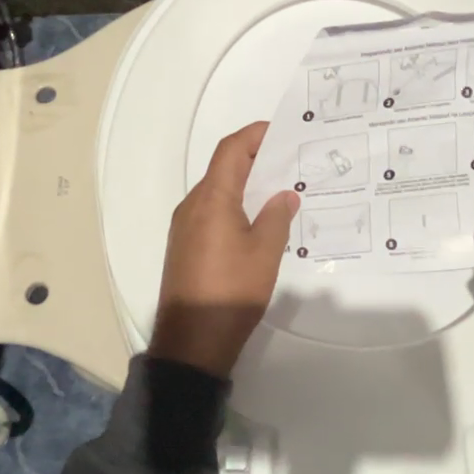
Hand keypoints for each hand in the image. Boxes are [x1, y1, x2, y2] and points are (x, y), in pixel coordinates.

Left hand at [149, 122, 299, 378]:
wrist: (190, 342)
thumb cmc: (231, 291)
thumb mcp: (264, 253)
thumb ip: (276, 217)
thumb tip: (284, 195)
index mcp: (211, 199)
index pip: (231, 151)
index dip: (254, 135)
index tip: (280, 132)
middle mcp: (192, 206)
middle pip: (222, 168)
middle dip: (254, 159)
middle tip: (288, 160)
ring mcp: (184, 227)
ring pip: (216, 191)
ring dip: (244, 183)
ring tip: (278, 188)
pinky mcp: (184, 246)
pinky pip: (210, 211)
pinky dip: (233, 204)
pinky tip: (256, 219)